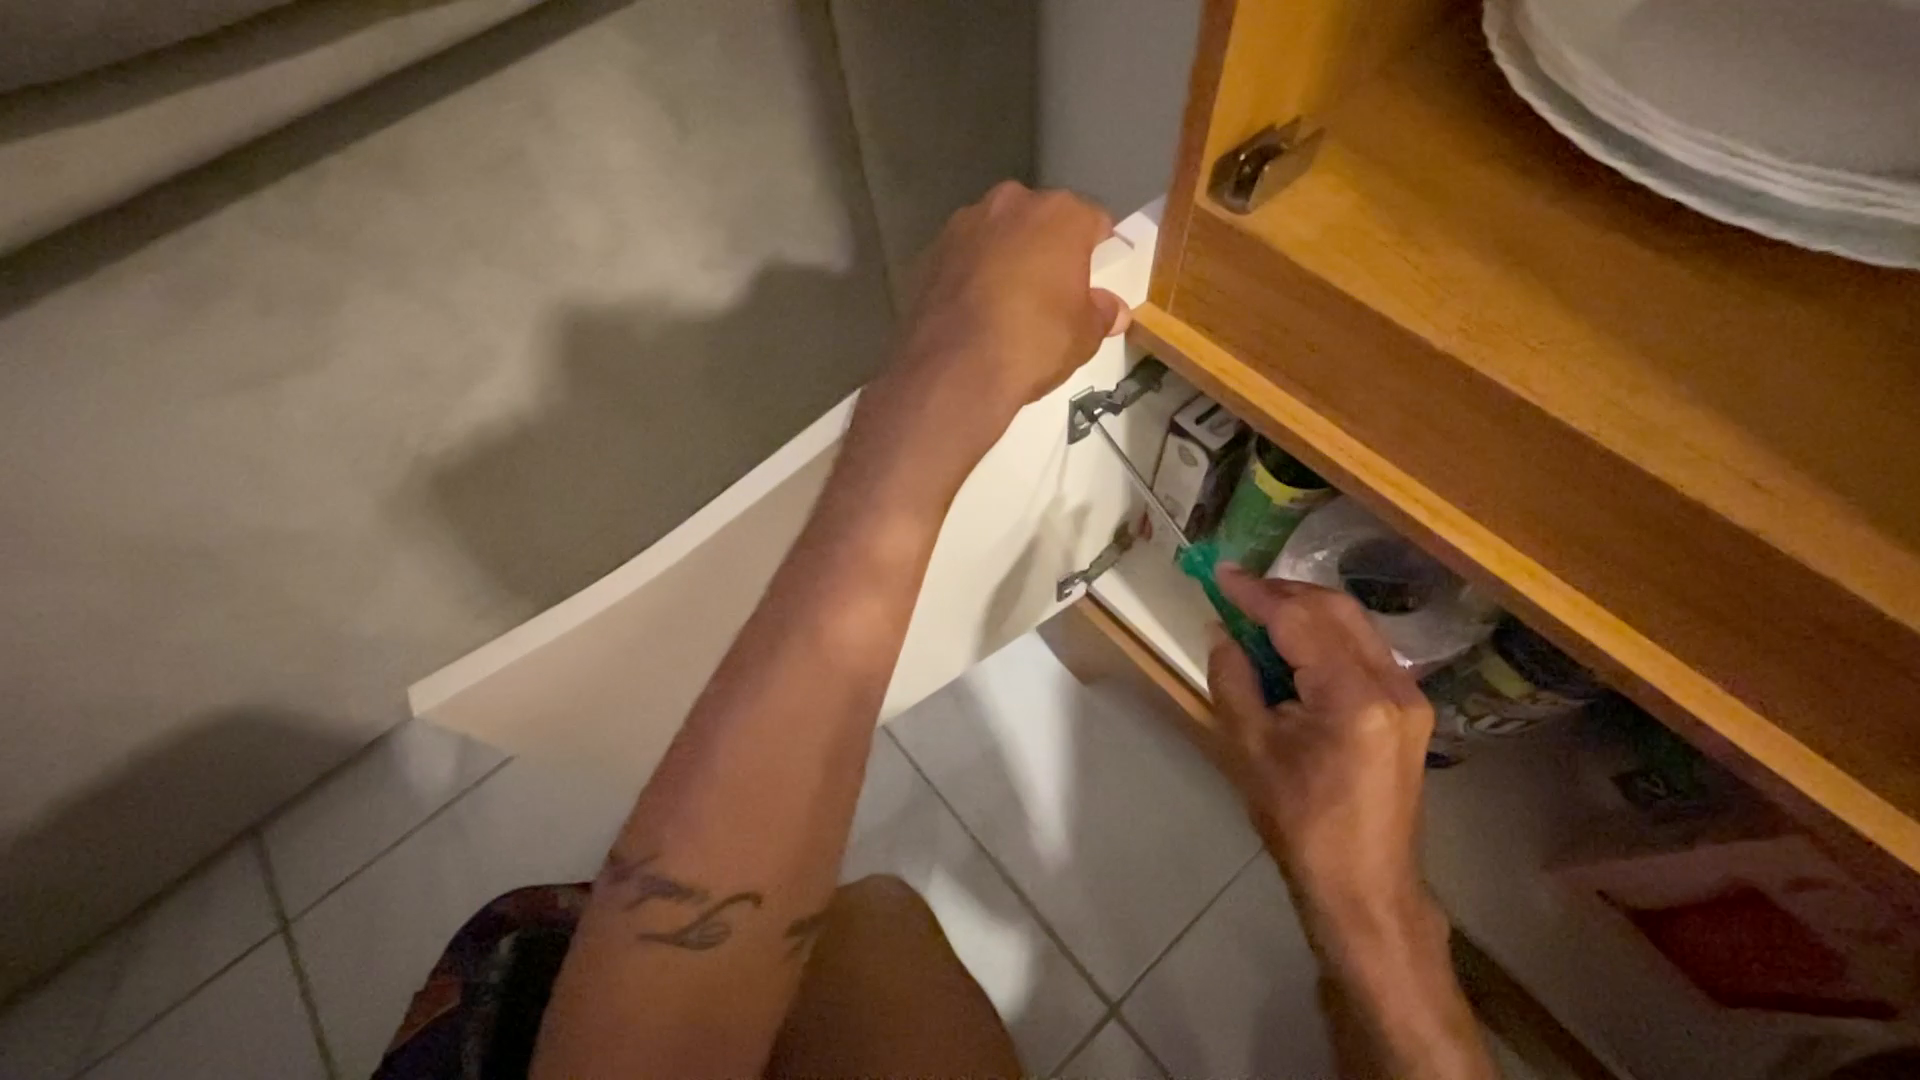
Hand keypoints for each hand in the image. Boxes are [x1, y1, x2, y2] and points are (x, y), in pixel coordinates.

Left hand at [883, 182, 1128, 437]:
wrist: (954, 370)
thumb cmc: (1034, 343)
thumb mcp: (1084, 336)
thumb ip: (1101, 313)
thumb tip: (1111, 310)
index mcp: (1060, 213)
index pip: (1093, 222)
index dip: (1097, 253)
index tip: (1093, 282)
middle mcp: (1010, 204)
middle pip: (1040, 221)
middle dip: (1046, 249)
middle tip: (1050, 295)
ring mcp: (963, 225)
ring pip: (997, 236)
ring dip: (1005, 260)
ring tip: (1007, 306)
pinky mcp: (928, 253)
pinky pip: (963, 260)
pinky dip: (971, 277)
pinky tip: (974, 314)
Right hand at [1207, 566, 1435, 928]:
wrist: (1364, 883)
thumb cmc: (1299, 822)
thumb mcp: (1250, 750)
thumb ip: (1233, 680)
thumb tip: (1220, 632)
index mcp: (1353, 699)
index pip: (1300, 622)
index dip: (1256, 594)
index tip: (1220, 573)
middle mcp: (1393, 685)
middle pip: (1336, 610)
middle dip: (1283, 592)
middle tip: (1237, 588)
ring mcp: (1409, 695)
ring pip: (1354, 625)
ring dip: (1305, 609)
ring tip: (1258, 609)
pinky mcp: (1409, 708)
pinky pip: (1364, 649)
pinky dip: (1325, 634)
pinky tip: (1293, 643)